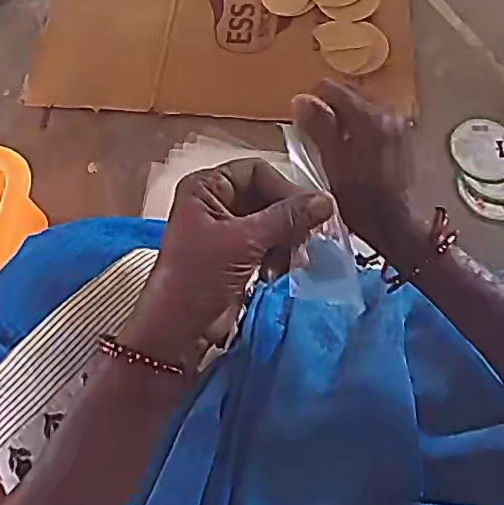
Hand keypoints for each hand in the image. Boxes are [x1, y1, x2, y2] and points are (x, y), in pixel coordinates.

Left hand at [122, 160, 332, 366]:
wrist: (177, 332)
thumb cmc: (199, 276)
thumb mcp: (244, 242)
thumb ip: (286, 218)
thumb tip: (326, 201)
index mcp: (206, 187)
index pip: (255, 172)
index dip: (282, 188)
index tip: (309, 210)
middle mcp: (215, 202)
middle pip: (266, 196)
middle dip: (288, 218)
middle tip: (309, 237)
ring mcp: (226, 230)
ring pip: (271, 221)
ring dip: (287, 239)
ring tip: (295, 259)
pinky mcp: (236, 256)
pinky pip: (269, 243)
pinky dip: (281, 254)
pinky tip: (286, 270)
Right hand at [293, 81, 424, 265]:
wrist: (409, 230)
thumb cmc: (366, 203)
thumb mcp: (334, 166)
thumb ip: (319, 128)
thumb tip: (301, 99)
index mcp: (368, 116)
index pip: (331, 88)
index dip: (313, 101)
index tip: (305, 123)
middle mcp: (389, 113)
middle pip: (351, 95)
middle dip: (333, 111)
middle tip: (320, 140)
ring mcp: (403, 126)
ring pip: (367, 110)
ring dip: (351, 122)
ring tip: (341, 152)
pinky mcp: (412, 140)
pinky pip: (382, 125)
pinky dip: (368, 133)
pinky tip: (363, 159)